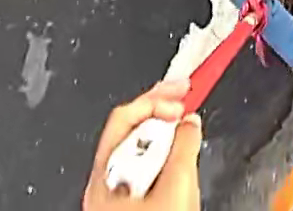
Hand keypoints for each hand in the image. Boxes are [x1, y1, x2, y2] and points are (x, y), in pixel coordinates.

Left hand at [83, 80, 202, 209]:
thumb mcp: (176, 186)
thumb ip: (184, 147)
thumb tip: (190, 122)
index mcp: (104, 171)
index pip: (127, 114)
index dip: (158, 99)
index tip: (183, 93)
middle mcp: (103, 183)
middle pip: (130, 130)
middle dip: (160, 113)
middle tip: (184, 102)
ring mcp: (113, 200)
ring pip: (136, 154)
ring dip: (163, 138)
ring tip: (185, 133)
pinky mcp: (128, 210)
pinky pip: (142, 176)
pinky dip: (162, 163)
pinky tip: (178, 168)